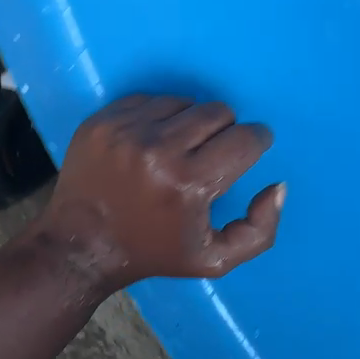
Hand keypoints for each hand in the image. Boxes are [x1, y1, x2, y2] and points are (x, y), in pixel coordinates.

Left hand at [37, 95, 283, 290]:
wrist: (81, 246)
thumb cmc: (153, 252)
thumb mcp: (214, 259)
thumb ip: (259, 230)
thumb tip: (278, 185)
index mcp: (189, 184)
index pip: (245, 139)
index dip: (255, 142)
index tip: (250, 148)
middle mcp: (158, 149)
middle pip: (217, 112)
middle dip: (225, 130)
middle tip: (211, 152)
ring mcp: (126, 130)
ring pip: (184, 102)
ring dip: (190, 121)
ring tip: (179, 147)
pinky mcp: (103, 119)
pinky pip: (150, 99)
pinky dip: (159, 116)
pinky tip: (152, 140)